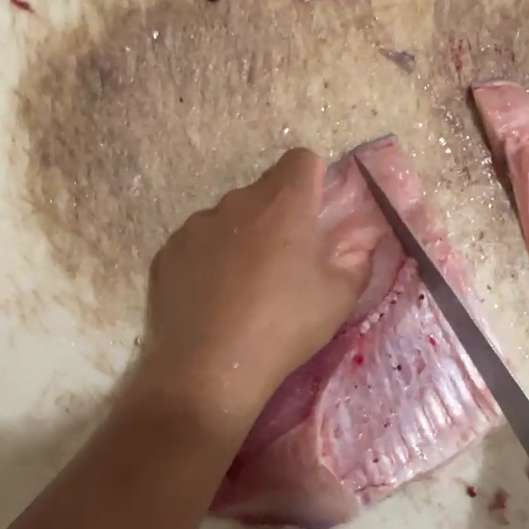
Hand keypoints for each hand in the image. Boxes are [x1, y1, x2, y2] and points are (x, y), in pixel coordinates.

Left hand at [129, 149, 371, 434]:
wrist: (208, 369)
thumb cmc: (285, 326)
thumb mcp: (340, 298)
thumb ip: (357, 260)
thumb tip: (359, 244)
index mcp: (284, 203)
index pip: (302, 159)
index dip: (315, 180)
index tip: (319, 215)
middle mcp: (238, 202)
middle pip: (265, 190)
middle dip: (280, 214)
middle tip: (290, 260)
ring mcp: (197, 225)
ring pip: (230, 217)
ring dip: (244, 236)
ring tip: (247, 286)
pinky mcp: (168, 252)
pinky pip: (198, 242)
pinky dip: (210, 259)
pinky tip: (215, 299)